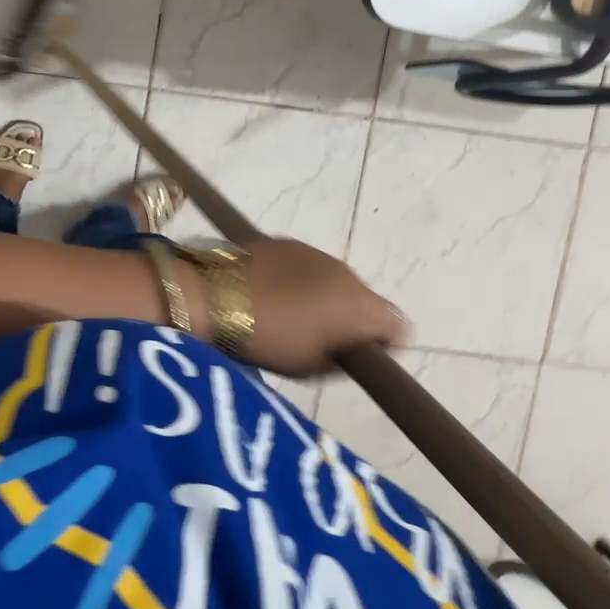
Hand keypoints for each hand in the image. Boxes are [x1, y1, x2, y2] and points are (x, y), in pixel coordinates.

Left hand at [236, 238, 406, 377]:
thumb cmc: (268, 339)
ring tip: (294, 314)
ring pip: (336, 279)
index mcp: (361, 305)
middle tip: (323, 338)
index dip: (383, 343)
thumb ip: (347, 358)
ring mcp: (315, 252)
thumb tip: (359, 351)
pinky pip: (307, 265)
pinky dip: (300, 278)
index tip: (360, 357)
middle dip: (353, 318)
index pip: (397, 325)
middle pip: (365, 299)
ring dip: (326, 295)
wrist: (212, 294)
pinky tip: (275, 291)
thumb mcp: (313, 367)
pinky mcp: (285, 241)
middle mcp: (347, 272)